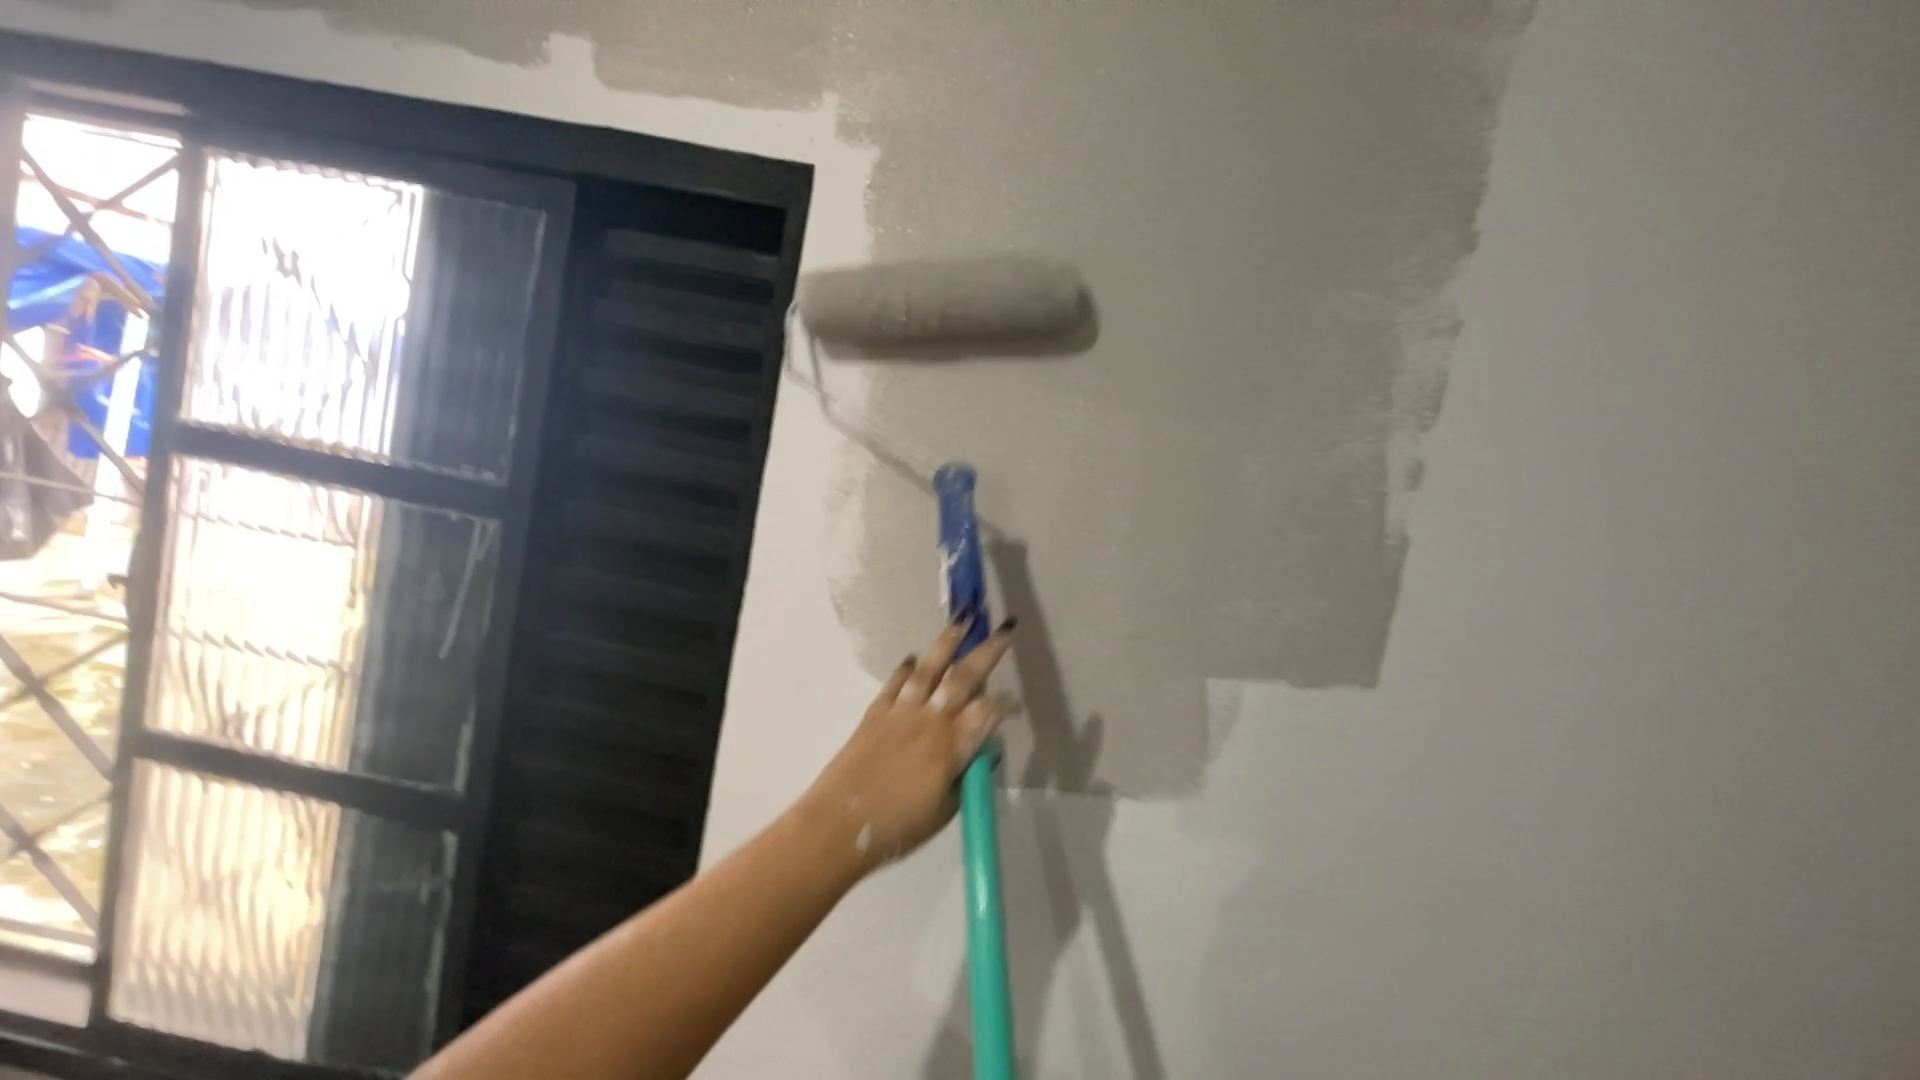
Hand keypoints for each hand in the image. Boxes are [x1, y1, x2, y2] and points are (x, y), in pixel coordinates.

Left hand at [800, 616, 1017, 872]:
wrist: (838, 825)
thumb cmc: (897, 827)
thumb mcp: (945, 810)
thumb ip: (966, 777)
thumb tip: (981, 754)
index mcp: (951, 746)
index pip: (988, 713)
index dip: (1005, 704)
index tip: (1015, 702)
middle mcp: (929, 720)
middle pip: (964, 678)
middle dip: (987, 652)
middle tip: (1004, 630)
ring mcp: (900, 713)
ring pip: (929, 669)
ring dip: (946, 643)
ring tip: (961, 620)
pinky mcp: (875, 715)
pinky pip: (895, 684)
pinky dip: (906, 668)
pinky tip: (913, 658)